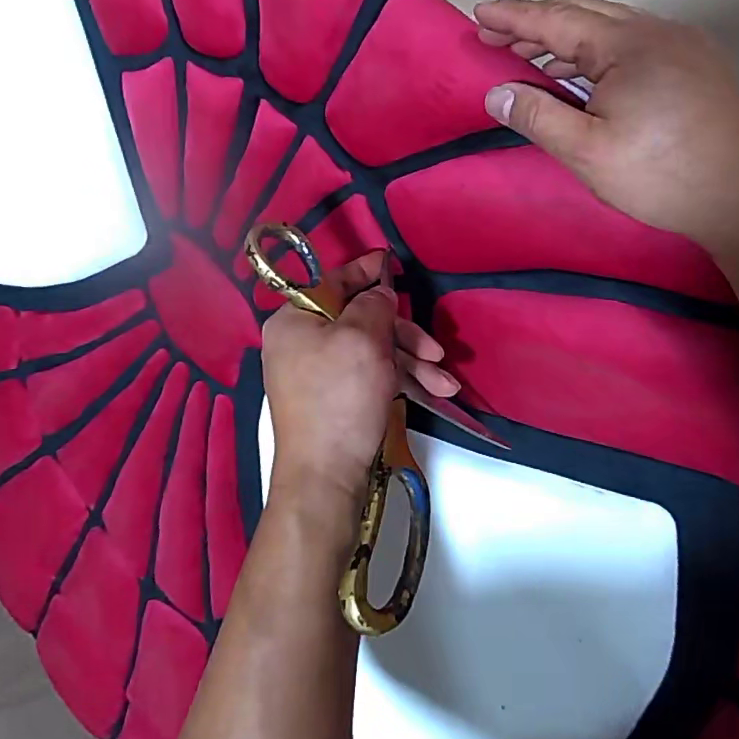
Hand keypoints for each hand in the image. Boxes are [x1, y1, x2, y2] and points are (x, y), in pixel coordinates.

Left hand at [261, 250, 456, 504]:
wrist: (324, 478)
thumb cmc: (339, 399)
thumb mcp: (362, 340)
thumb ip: (374, 306)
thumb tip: (380, 292)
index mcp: (293, 320)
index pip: (332, 283)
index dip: (364, 271)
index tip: (389, 260)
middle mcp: (300, 342)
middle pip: (359, 320)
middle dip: (403, 335)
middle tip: (435, 349)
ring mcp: (317, 373)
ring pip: (371, 350)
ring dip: (411, 362)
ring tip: (445, 383)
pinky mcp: (334, 399)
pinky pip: (369, 375)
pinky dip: (399, 380)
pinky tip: (433, 391)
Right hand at [477, 0, 738, 250]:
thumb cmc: (660, 174)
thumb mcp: (586, 150)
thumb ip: (536, 116)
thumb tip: (496, 93)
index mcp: (628, 45)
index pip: (557, 20)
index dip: (514, 17)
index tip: (478, 12)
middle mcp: (657, 32)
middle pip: (585, 14)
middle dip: (536, 23)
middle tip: (496, 35)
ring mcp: (682, 46)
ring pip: (611, 28)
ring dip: (566, 39)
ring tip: (530, 57)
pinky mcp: (695, 67)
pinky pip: (633, 44)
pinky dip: (596, 52)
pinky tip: (582, 77)